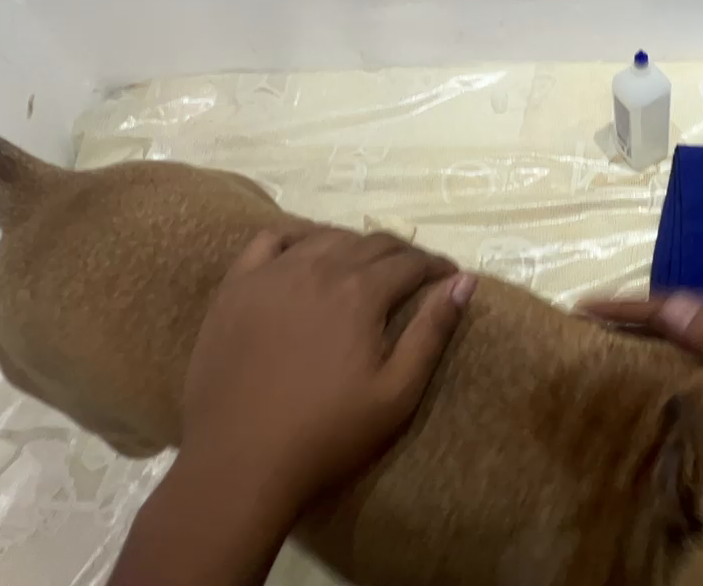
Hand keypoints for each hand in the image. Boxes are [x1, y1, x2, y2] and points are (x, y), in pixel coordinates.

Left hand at [182, 228, 475, 507]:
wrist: (237, 467)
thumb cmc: (326, 435)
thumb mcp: (397, 393)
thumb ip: (433, 331)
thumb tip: (465, 280)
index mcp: (361, 293)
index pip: (411, 262)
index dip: (436, 268)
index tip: (449, 278)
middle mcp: (319, 268)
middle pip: (373, 243)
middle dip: (403, 254)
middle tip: (416, 275)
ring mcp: (273, 274)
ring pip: (327, 237)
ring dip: (357, 244)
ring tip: (368, 266)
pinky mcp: (236, 288)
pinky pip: (272, 239)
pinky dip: (299, 235)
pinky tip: (309, 249)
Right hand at [577, 292, 702, 416]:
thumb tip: (668, 304)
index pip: (666, 303)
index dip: (623, 305)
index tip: (579, 309)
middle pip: (668, 316)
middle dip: (627, 319)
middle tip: (582, 334)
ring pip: (678, 338)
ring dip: (643, 340)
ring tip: (603, 356)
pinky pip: (691, 362)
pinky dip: (664, 363)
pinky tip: (651, 387)